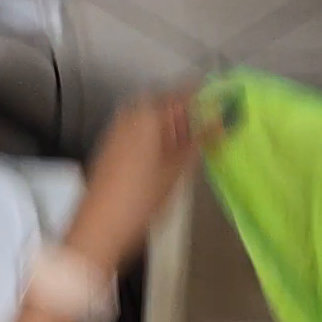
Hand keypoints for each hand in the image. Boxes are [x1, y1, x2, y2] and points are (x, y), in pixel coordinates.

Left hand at [61, 91, 208, 272]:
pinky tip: (166, 157)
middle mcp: (129, 115)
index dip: (204, 99)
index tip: (222, 105)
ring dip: (171, 127)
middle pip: (164, 104)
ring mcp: (116, 130)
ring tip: (189, 147)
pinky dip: (155, 137)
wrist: (100, 227)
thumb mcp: (178, 170)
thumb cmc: (142, 198)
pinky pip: (138, 131)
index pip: (182, 95)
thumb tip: (218, 122)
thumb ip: (200, 140)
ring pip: (151, 118)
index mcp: (147, 114)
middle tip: (207, 130)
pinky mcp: (110, 147)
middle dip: (186, 114)